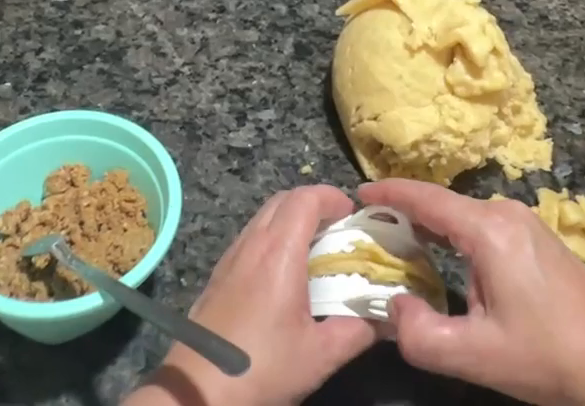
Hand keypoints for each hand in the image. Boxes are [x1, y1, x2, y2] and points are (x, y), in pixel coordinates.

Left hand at [124, 186, 375, 405]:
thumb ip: (357, 331)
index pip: (305, 198)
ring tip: (316, 248)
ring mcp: (231, 255)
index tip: (353, 214)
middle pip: (284, 199)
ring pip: (264, 216)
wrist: (198, 387)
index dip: (332, 197)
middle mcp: (252, 242)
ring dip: (292, 219)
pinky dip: (274, 236)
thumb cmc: (262, 367)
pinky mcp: (219, 272)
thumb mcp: (320, 355)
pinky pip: (251, 236)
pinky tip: (285, 272)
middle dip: (314, 203)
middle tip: (339, 228)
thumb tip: (386, 319)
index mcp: (279, 251)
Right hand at [360, 179, 584, 405]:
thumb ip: (419, 334)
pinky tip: (446, 258)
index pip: (426, 198)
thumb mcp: (474, 355)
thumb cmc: (547, 359)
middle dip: (405, 213)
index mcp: (489, 229)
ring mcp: (527, 223)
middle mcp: (507, 213)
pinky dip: (456, 234)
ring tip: (401, 244)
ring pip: (464, 215)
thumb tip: (392, 305)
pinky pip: (484, 225)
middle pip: (443, 203)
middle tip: (372, 231)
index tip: (357, 196)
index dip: (388, 193)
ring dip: (432, 226)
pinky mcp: (539, 238)